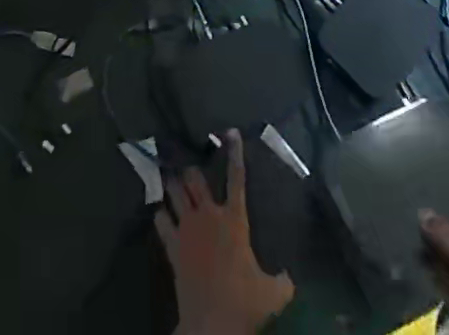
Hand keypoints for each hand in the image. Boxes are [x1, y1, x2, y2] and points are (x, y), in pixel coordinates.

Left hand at [154, 129, 293, 334]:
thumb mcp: (275, 291)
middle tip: (190, 166)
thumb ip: (282, 277)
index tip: (230, 132)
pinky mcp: (171, 244)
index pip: (237, 178)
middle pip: (194, 178)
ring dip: (172, 184)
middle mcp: (207, 215)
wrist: (212, 322)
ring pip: (173, 192)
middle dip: (191, 169)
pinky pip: (160, 220)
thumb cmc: (246, 301)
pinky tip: (160, 212)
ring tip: (170, 177)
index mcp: (234, 219)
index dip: (234, 153)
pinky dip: (160, 214)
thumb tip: (289, 276)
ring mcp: (186, 227)